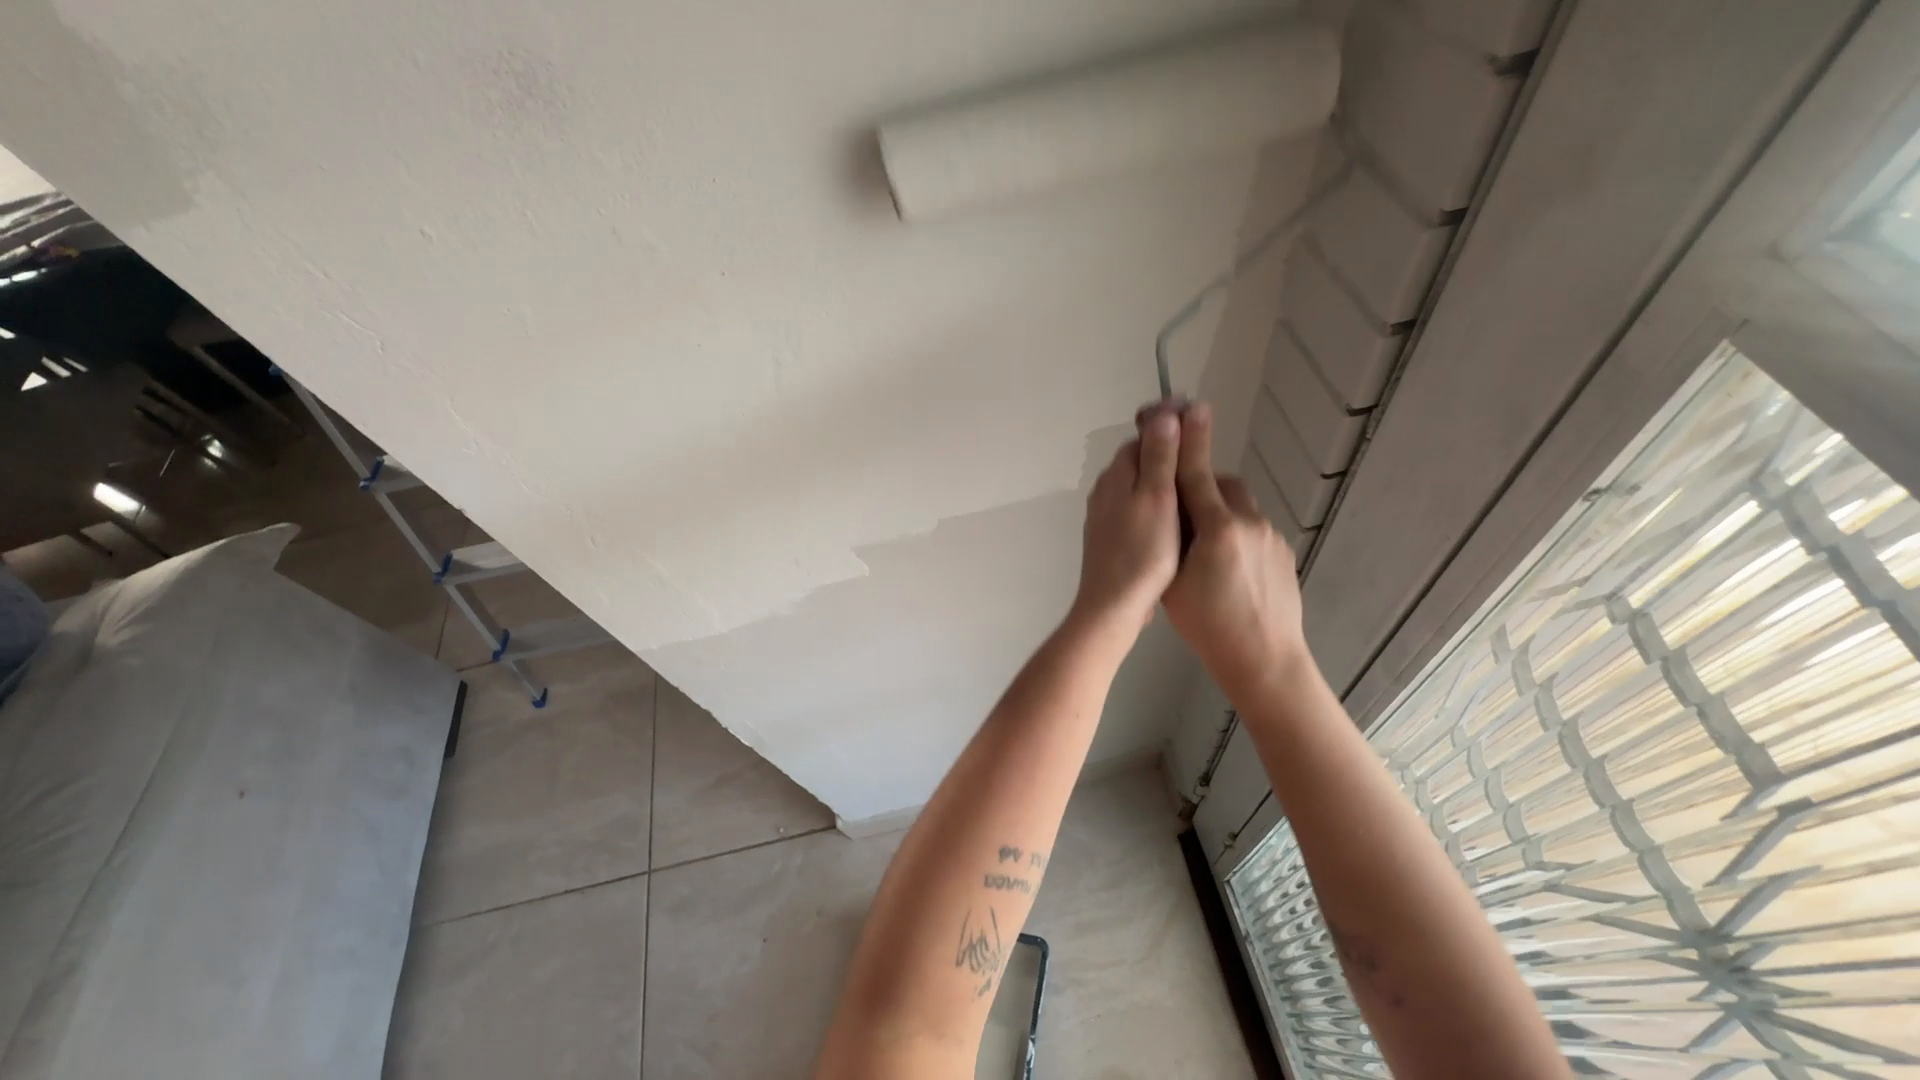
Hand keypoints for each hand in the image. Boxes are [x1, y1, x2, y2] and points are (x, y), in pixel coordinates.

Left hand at [1073, 404, 1182, 628]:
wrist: (1114, 605)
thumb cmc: (1142, 550)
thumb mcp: (1158, 496)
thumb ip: (1160, 455)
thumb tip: (1164, 413)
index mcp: (1116, 475)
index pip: (1142, 438)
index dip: (1169, 429)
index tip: (1197, 426)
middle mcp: (1105, 491)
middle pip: (1139, 462)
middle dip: (1167, 457)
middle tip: (1202, 461)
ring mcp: (1105, 518)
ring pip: (1138, 490)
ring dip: (1162, 486)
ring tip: (1195, 493)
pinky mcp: (1111, 541)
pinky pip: (1137, 514)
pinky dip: (1156, 511)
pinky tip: (1175, 526)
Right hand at [1161, 403, 1310, 699]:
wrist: (1265, 659)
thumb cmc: (1208, 626)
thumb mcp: (1174, 583)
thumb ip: (1172, 539)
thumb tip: (1169, 508)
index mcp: (1217, 529)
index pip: (1195, 474)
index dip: (1187, 440)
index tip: (1185, 406)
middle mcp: (1248, 523)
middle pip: (1221, 485)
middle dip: (1200, 486)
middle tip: (1181, 514)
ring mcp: (1271, 536)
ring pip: (1239, 508)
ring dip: (1220, 513)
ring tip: (1205, 550)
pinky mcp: (1283, 551)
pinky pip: (1254, 529)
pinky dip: (1236, 535)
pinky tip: (1228, 569)